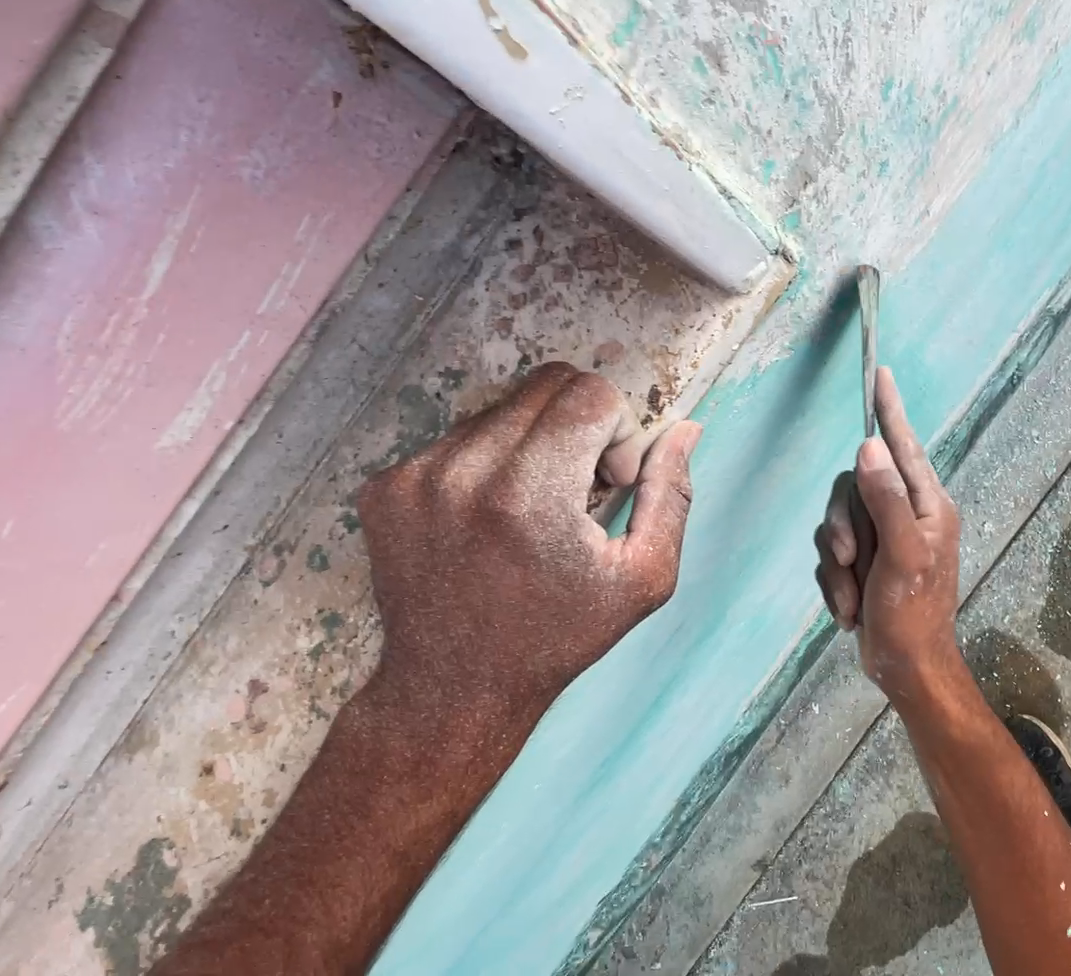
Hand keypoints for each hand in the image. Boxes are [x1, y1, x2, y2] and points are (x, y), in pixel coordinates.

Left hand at [356, 362, 699, 721]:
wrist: (454, 687)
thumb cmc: (560, 635)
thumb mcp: (644, 576)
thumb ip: (670, 494)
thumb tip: (685, 429)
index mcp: (529, 493)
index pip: (590, 393)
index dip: (620, 429)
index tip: (613, 482)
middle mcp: (463, 471)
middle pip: (549, 383)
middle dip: (585, 422)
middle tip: (585, 485)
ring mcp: (414, 475)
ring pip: (506, 406)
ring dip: (540, 440)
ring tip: (540, 504)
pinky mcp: (385, 485)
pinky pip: (463, 434)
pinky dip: (496, 458)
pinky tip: (498, 514)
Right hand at [814, 367, 961, 700]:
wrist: (905, 668)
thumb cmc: (914, 612)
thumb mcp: (903, 555)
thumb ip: (887, 499)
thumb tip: (869, 447)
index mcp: (928, 504)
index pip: (904, 446)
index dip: (890, 411)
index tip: (882, 374)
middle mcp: (906, 513)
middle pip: (853, 488)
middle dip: (844, 528)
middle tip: (850, 561)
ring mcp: (883, 538)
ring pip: (837, 523)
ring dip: (839, 567)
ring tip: (855, 598)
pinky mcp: (863, 562)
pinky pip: (831, 555)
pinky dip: (836, 584)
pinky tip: (853, 610)